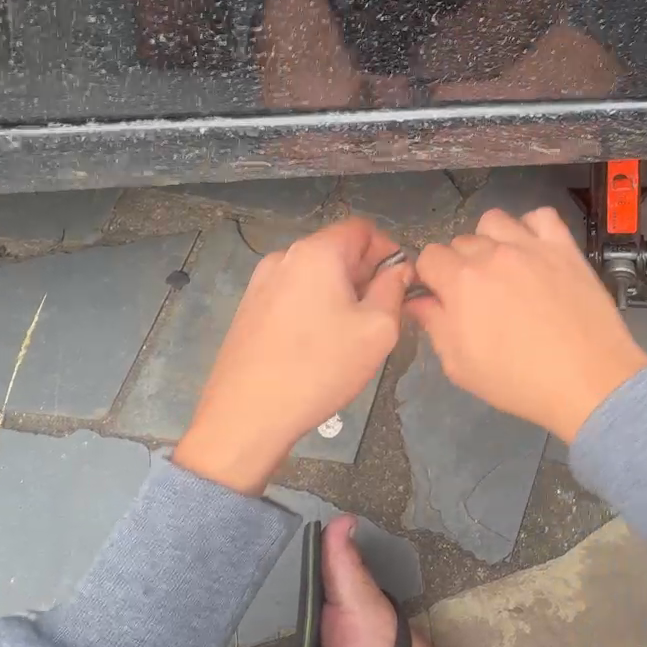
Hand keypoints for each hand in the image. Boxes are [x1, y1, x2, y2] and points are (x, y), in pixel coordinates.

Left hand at [174, 217, 410, 494]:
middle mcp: (284, 258)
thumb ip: (395, 288)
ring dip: (342, 292)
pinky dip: (316, 307)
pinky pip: (295, 294)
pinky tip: (320, 345)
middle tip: (381, 314)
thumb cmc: (320, 367)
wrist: (246, 418)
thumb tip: (399, 269)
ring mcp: (261, 284)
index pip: (363, 228)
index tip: (400, 284)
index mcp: (316, 253)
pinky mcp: (249, 310)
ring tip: (351, 334)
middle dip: (366, 274)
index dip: (389, 250)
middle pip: (338, 249)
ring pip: (317, 274)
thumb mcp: (378, 328)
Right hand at [405, 207, 646, 441]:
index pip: (430, 256)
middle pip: (461, 240)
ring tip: (503, 267)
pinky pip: (542, 216)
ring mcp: (532, 246)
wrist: (588, 378)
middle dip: (460, 264)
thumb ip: (435, 325)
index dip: (431, 277)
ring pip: (496, 220)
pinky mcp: (565, 247)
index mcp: (462, 281)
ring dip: (491, 239)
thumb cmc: (519, 381)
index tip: (442, 296)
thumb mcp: (461, 365)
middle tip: (477, 294)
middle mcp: (494, 254)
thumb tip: (418, 301)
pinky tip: (534, 251)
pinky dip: (532, 227)